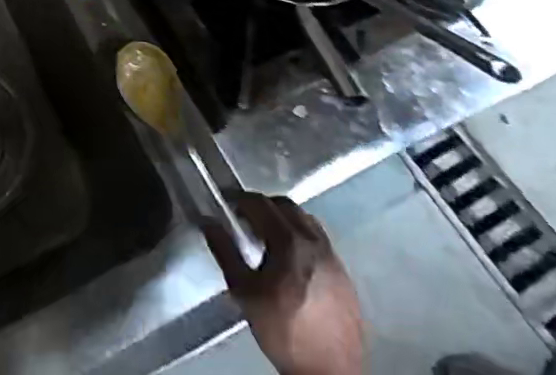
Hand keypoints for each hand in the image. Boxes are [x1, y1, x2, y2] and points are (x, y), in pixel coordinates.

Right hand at [203, 193, 364, 374]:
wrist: (328, 374)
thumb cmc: (282, 331)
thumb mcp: (244, 292)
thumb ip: (224, 252)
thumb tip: (208, 223)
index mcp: (290, 243)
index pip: (261, 204)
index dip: (240, 199)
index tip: (226, 202)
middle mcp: (317, 244)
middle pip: (287, 206)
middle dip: (263, 205)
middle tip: (244, 217)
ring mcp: (335, 260)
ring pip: (307, 222)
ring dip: (285, 219)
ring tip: (268, 236)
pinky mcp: (346, 277)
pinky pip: (321, 242)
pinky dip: (302, 237)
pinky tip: (291, 260)